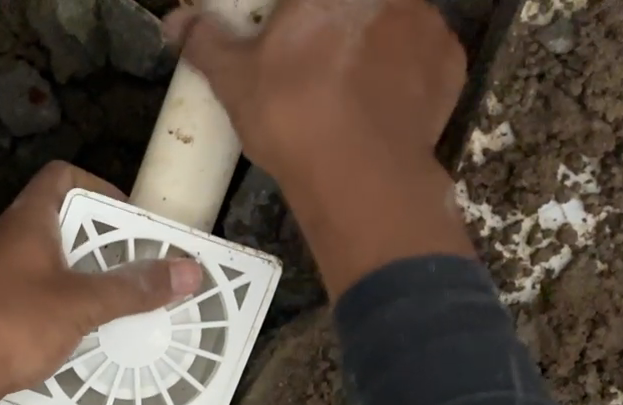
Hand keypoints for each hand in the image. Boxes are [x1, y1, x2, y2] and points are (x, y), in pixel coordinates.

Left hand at [0, 162, 201, 404]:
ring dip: (80, 280)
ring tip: (115, 302)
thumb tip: (189, 272)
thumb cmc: (12, 325)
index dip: (99, 186)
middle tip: (134, 266)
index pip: (61, 176)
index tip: (129, 218)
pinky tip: (78, 333)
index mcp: (26, 221)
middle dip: (99, 242)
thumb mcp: (81, 304)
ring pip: (46, 267)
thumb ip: (133, 287)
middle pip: (59, 224)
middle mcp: (6, 243)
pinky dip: (57, 309)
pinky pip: (31, 301)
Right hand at [166, 0, 476, 295]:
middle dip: (330, 28)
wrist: (358, 170)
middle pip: (350, 7)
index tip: (277, 32)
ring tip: (340, 92)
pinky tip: (372, 107)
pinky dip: (397, 74)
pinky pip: (418, 55)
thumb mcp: (233, 81)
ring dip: (367, 44)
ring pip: (389, 21)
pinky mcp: (448, 58)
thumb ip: (206, 43)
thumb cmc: (288, 113)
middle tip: (307, 65)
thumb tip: (175, 18)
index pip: (301, 1)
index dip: (288, 15)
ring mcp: (426, 20)